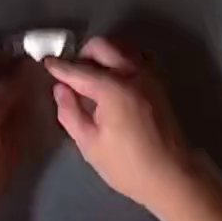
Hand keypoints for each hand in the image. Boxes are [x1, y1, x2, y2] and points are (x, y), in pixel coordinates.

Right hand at [45, 37, 203, 215]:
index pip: (79, 70)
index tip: (46, 62)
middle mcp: (132, 72)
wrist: (174, 175)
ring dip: (103, 53)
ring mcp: (148, 73)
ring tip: (92, 75)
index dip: (60, 66)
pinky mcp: (158, 80)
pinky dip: (121, 58)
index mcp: (112, 88)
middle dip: (82, 54)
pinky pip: (136, 56)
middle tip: (71, 72)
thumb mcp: (90, 144)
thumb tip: (60, 89)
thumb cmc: (128, 165)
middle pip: (102, 45)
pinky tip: (115, 77)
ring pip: (120, 46)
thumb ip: (71, 112)